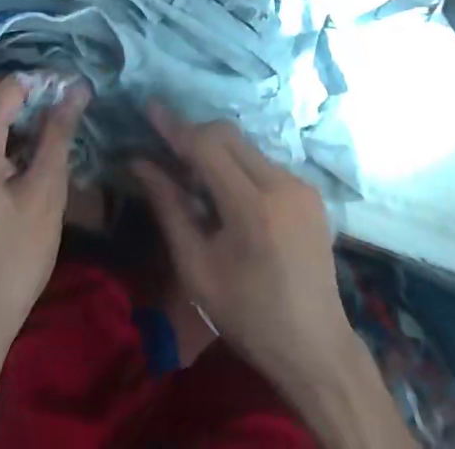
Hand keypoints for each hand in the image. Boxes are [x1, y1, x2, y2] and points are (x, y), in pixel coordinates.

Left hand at [0, 72, 88, 353]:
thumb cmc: (13, 259)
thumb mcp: (46, 192)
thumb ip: (58, 132)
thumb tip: (76, 88)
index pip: (10, 84)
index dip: (46, 81)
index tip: (79, 91)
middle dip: (29, 93)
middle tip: (67, 110)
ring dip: (13, 113)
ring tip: (51, 132)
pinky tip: (23, 154)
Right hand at [132, 106, 353, 391]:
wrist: (314, 345)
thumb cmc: (246, 314)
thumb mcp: (196, 267)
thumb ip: (168, 208)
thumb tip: (140, 164)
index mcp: (253, 207)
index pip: (207, 146)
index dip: (175, 126)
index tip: (150, 108)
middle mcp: (283, 184)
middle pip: (229, 136)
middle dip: (194, 134)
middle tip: (166, 148)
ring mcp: (302, 185)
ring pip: (247, 146)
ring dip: (217, 150)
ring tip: (194, 178)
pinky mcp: (311, 191)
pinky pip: (265, 163)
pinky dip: (240, 166)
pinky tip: (227, 194)